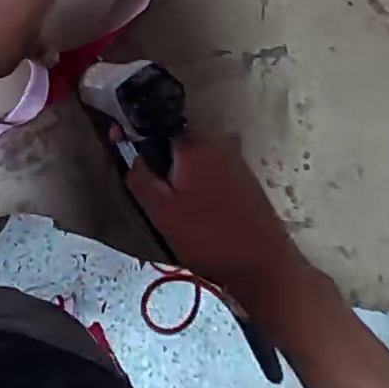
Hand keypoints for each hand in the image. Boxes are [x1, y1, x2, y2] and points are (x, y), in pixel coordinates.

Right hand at [125, 131, 307, 306]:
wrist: (262, 263)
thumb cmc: (206, 236)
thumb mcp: (160, 211)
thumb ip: (139, 175)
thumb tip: (126, 146)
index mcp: (193, 144)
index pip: (158, 124)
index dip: (140, 137)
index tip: (133, 158)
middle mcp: (217, 141)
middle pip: (178, 139)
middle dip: (164, 157)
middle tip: (157, 191)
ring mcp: (235, 157)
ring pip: (197, 154)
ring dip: (184, 170)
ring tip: (179, 204)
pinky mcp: (246, 176)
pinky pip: (214, 167)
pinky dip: (202, 179)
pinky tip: (202, 207)